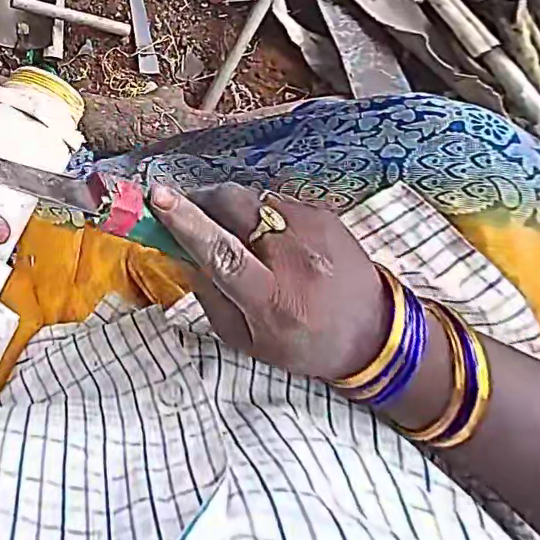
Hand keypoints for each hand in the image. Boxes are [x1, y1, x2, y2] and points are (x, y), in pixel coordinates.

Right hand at [149, 182, 389, 381]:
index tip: (157, 196)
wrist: (381, 336)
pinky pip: (270, 200)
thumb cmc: (301, 343)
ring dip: (229, 208)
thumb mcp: (245, 338)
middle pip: (231, 206)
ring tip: (239, 235)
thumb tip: (176, 248)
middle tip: (189, 211)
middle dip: (200, 200)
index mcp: (271, 300)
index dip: (187, 221)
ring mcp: (312, 231)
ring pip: (247, 198)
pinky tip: (269, 237)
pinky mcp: (323, 213)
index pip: (222, 253)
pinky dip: (256, 213)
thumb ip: (207, 293)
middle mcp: (294, 260)